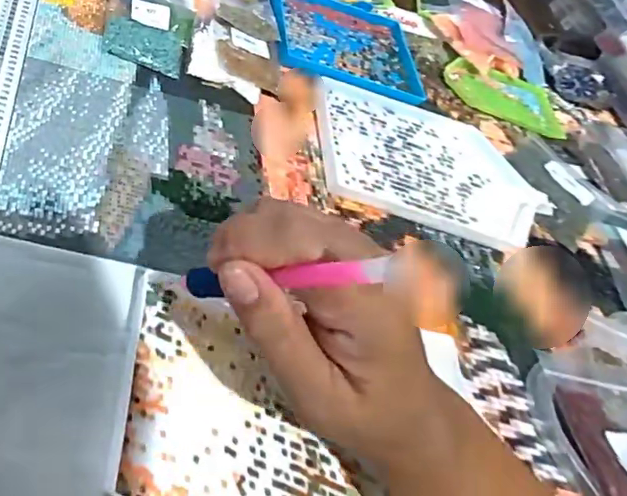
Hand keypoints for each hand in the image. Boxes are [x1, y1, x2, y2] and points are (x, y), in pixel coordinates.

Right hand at [207, 199, 440, 462]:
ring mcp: (358, 244)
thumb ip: (274, 332)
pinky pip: (294, 220)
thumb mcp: (313, 392)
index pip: (295, 240)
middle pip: (287, 217)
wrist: (411, 413)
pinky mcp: (347, 243)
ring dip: (251, 233)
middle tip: (219, 275)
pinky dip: (266, 235)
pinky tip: (263, 268)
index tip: (214, 272)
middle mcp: (365, 256)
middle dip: (242, 235)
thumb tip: (231, 270)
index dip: (245, 243)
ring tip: (238, 273)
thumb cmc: (361, 410)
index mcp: (364, 294)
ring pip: (287, 212)